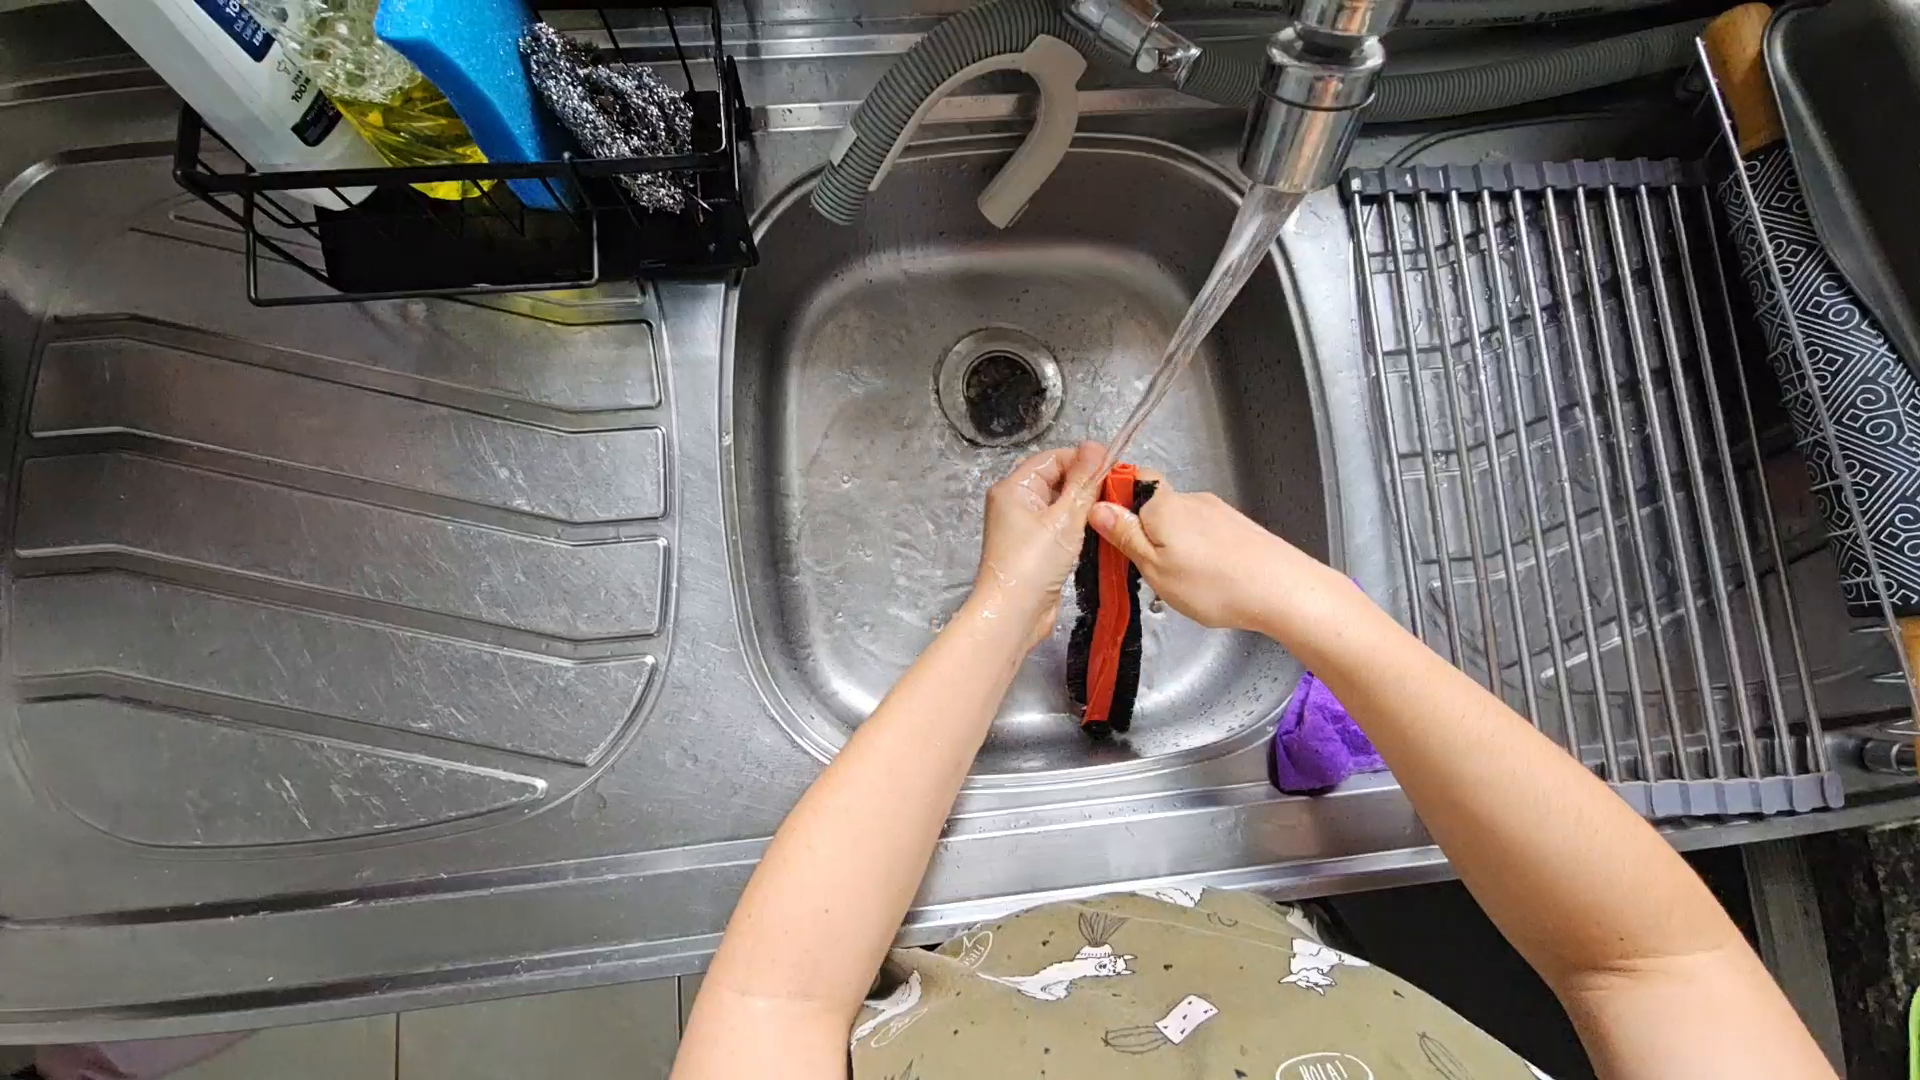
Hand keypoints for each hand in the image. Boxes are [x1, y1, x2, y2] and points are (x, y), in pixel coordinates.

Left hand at [968, 441, 1104, 649]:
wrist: (1014, 614)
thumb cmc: (1033, 564)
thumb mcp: (1064, 518)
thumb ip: (1084, 482)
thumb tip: (1098, 447)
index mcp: (1013, 488)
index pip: (1052, 458)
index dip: (1082, 459)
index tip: (1113, 467)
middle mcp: (1014, 503)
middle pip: (1055, 479)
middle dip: (1085, 483)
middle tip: (1116, 490)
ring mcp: (1023, 527)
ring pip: (1059, 504)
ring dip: (1082, 506)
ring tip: (1110, 509)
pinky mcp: (1033, 548)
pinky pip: (1058, 526)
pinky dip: (1076, 526)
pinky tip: (1096, 530)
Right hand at [1088, 471, 1332, 631]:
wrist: (1284, 591)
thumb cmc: (1217, 584)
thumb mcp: (1154, 567)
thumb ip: (1124, 535)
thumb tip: (1096, 509)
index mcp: (1163, 504)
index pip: (1128, 478)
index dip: (1112, 496)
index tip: (1106, 527)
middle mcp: (1190, 499)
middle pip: (1151, 501)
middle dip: (1140, 527)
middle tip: (1137, 563)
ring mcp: (1216, 511)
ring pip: (1176, 518)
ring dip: (1167, 540)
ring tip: (1173, 576)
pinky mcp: (1235, 527)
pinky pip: (1200, 530)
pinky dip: (1193, 547)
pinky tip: (1201, 576)